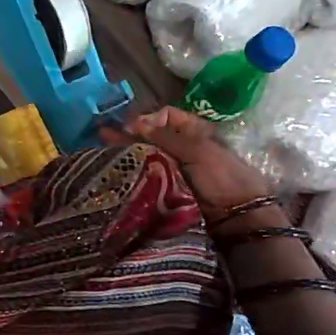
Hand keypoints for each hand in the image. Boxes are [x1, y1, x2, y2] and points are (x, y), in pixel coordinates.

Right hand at [105, 106, 273, 214]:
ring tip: (101, 148)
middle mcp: (179, 149)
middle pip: (150, 137)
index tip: (133, 127)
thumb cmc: (222, 177)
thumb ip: (166, 136)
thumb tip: (135, 123)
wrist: (234, 217)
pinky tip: (111, 168)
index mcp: (193, 133)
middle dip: (128, 134)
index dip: (149, 118)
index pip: (166, 117)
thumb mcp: (197, 150)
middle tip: (104, 134)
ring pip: (144, 156)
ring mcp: (170, 170)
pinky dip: (128, 172)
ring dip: (124, 152)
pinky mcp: (162, 190)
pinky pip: (143, 177)